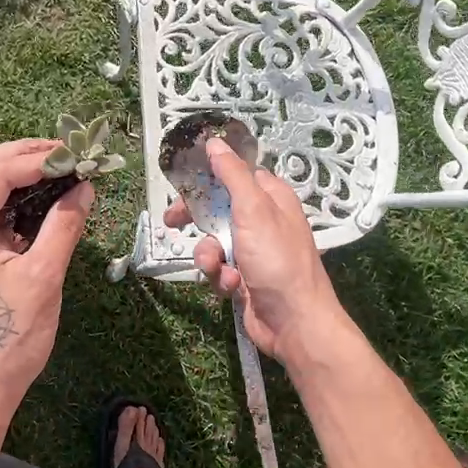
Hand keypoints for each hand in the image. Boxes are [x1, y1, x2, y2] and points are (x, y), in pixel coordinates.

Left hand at [0, 139, 90, 423]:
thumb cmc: (5, 343)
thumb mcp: (42, 280)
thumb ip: (63, 226)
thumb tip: (84, 187)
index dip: (38, 159)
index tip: (76, 155)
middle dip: (25, 156)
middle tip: (69, 154)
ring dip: (18, 172)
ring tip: (60, 169)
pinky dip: (11, 196)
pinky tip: (41, 197)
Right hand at [164, 137, 351, 365]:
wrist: (294, 324)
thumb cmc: (277, 260)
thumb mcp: (253, 210)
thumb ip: (232, 175)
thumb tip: (215, 142)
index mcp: (271, 198)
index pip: (235, 175)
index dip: (210, 177)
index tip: (184, 181)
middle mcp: (263, 221)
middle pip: (218, 208)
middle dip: (197, 219)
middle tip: (173, 221)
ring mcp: (254, 251)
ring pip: (213, 241)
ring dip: (210, 255)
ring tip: (220, 267)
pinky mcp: (245, 278)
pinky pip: (219, 268)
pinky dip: (221, 277)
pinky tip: (233, 287)